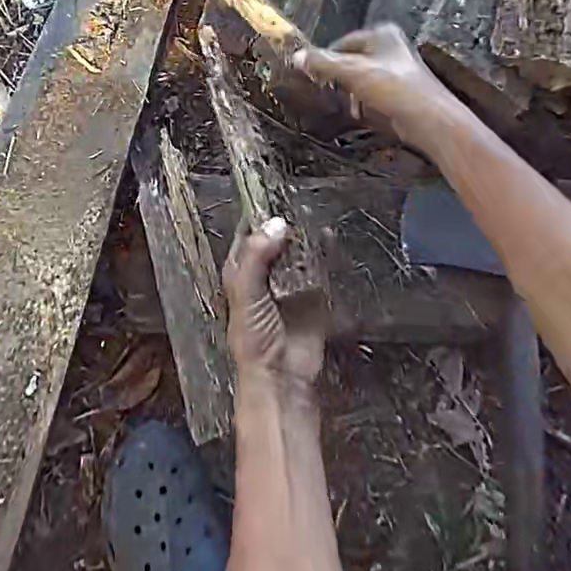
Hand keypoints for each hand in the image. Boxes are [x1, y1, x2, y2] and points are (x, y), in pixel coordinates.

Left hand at [223, 217, 324, 392]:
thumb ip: (258, 257)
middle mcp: (264, 273)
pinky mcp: (312, 297)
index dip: (258, 213)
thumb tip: (277, 224)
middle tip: (298, 201)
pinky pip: (319, 269)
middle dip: (286, 222)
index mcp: (241, 270)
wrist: (282, 379)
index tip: (272, 190)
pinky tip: (329, 239)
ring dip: (305, 236)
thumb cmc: (254, 338)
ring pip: (298, 251)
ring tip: (314, 214)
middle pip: (275, 239)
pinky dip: (324, 254)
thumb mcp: (247, 293)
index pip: (248, 233)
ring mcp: (289, 284)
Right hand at [292, 23, 458, 149]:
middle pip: (352, 60)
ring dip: (351, 92)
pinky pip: (373, 93)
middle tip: (328, 89)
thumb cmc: (393, 88)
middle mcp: (391, 47)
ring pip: (362, 78)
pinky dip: (365, 102)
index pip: (342, 43)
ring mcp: (398, 70)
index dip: (326, 58)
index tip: (313, 74)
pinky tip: (362, 112)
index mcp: (382, 34)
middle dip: (339, 77)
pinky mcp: (402, 91)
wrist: (430, 119)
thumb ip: (323, 64)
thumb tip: (296, 57)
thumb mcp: (352, 72)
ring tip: (349, 105)